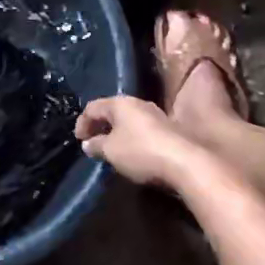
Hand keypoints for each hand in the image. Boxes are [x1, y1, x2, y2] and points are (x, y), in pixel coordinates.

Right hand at [76, 95, 208, 188]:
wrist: (185, 162)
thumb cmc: (140, 151)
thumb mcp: (111, 151)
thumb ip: (96, 145)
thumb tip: (88, 143)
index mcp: (120, 103)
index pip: (93, 107)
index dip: (82, 122)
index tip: (78, 139)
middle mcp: (138, 103)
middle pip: (113, 110)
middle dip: (101, 125)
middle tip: (93, 141)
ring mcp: (156, 115)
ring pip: (130, 120)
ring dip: (118, 132)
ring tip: (112, 148)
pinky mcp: (170, 130)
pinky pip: (143, 130)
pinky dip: (133, 138)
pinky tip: (133, 152)